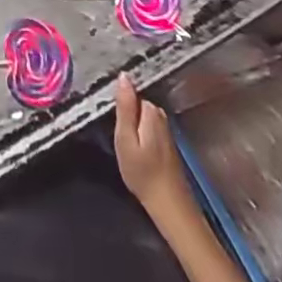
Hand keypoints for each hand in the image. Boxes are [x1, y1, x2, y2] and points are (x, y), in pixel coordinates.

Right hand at [114, 73, 192, 216]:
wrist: (169, 205)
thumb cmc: (142, 173)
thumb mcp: (125, 138)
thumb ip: (125, 107)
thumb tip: (123, 76)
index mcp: (151, 112)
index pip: (130, 95)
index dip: (119, 107)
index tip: (112, 122)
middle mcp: (161, 117)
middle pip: (136, 106)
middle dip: (126, 118)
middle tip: (118, 139)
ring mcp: (166, 131)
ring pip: (141, 119)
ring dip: (132, 129)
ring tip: (125, 148)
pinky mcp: (167, 143)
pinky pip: (147, 130)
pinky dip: (139, 138)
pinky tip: (136, 154)